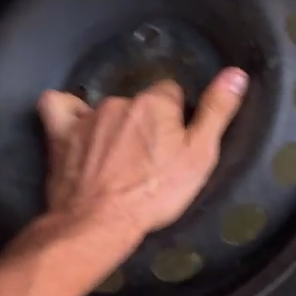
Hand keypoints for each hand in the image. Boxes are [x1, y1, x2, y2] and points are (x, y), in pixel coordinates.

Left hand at [35, 68, 247, 242]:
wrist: (98, 222)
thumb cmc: (156, 191)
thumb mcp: (201, 154)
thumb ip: (217, 110)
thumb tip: (236, 73)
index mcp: (156, 103)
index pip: (172, 93)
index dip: (177, 116)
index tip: (177, 142)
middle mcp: (121, 101)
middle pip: (140, 102)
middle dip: (147, 122)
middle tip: (152, 156)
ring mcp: (87, 116)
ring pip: (109, 109)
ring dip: (117, 124)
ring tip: (121, 157)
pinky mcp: (60, 133)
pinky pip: (59, 106)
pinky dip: (69, 110)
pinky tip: (79, 124)